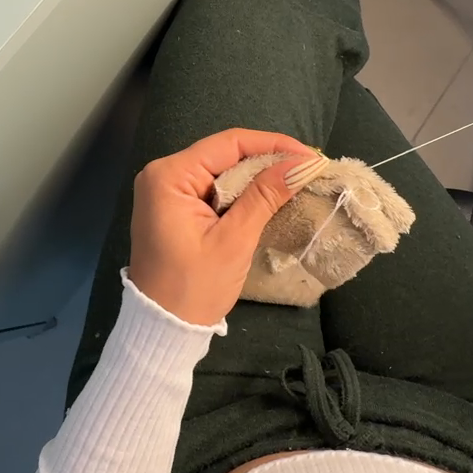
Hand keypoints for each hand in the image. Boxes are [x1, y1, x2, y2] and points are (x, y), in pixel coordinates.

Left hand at [127, 129, 313, 325]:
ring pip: (221, 169)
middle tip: (309, 167)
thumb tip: (302, 163)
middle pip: (224, 153)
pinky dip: (241, 191)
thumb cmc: (193, 287)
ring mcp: (167, 190)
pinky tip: (270, 193)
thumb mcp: (233, 241)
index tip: (310, 156)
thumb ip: (265, 196)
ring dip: (258, 175)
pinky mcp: (175, 206)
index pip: (228, 143)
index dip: (272, 145)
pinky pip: (213, 187)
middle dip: (268, 159)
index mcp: (169, 176)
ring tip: (298, 177)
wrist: (161, 328)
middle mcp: (163, 174)